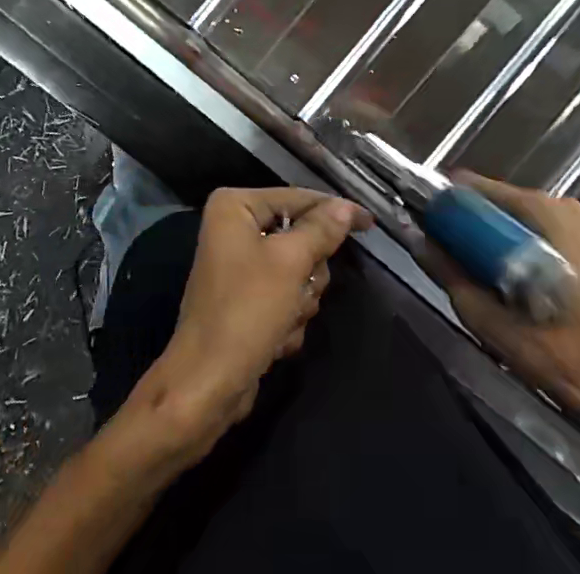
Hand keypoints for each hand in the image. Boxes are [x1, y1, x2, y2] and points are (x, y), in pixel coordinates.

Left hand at [128, 188, 371, 457]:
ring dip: (301, 300)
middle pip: (300, 237)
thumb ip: (320, 230)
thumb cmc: (247, 311)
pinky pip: (285, 298)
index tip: (369, 223)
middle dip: (309, 271)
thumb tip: (345, 207)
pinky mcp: (247, 300)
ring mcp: (240, 267)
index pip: (296, 197)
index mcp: (234, 207)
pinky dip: (288, 318)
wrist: (210, 381)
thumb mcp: (290, 263)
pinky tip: (275, 338)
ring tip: (284, 318)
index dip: (334, 210)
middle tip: (300, 289)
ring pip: (299, 272)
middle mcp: (234, 229)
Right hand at [416, 173, 579, 421]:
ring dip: (488, 243)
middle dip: (464, 227)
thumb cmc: (563, 356)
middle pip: (493, 204)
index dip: (440, 207)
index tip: (421, 229)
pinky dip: (514, 253)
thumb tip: (416, 241)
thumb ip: (448, 274)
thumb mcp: (489, 319)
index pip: (470, 188)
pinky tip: (508, 289)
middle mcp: (563, 209)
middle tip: (446, 261)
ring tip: (475, 280)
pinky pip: (535, 238)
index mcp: (541, 212)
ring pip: (513, 223)